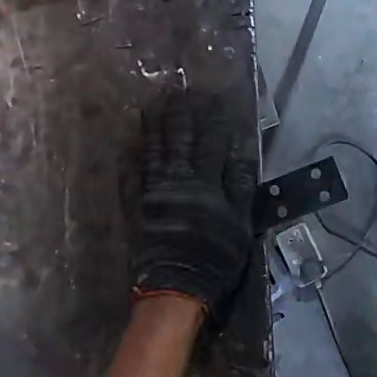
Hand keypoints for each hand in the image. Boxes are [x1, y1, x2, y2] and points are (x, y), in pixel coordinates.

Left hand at [131, 92, 254, 315]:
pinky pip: (135, 168)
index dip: (213, 119)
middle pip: (181, 139)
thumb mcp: (240, 225)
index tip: (213, 99)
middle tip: (179, 90)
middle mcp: (179, 180)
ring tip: (155, 103)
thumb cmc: (213, 259)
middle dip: (181, 113)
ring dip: (156, 124)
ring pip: (156, 148)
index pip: (212, 143)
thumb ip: (239, 186)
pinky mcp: (138, 201)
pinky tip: (134, 135)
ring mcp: (155, 189)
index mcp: (207, 184)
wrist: (174, 286)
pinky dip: (136, 150)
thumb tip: (242, 151)